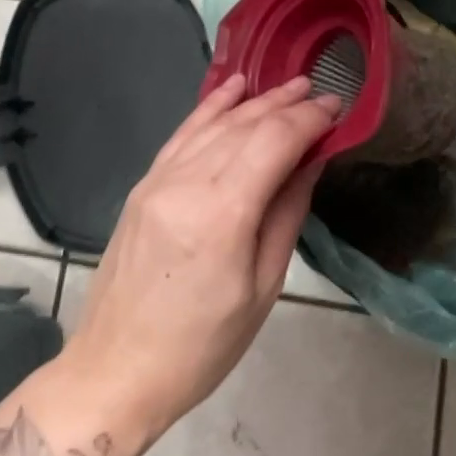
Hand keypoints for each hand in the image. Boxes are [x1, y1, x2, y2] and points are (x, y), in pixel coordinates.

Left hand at [61, 74, 338, 435]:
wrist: (118, 369)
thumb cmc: (202, 345)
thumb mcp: (262, 288)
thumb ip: (286, 215)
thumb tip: (310, 162)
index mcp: (222, 214)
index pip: (274, 142)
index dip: (309, 119)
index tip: (337, 107)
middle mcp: (186, 184)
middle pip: (244, 126)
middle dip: (286, 105)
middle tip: (320, 91)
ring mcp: (158, 181)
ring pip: (213, 124)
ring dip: (253, 102)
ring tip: (288, 86)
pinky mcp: (143, 186)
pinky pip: (181, 135)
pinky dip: (209, 109)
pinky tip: (231, 89)